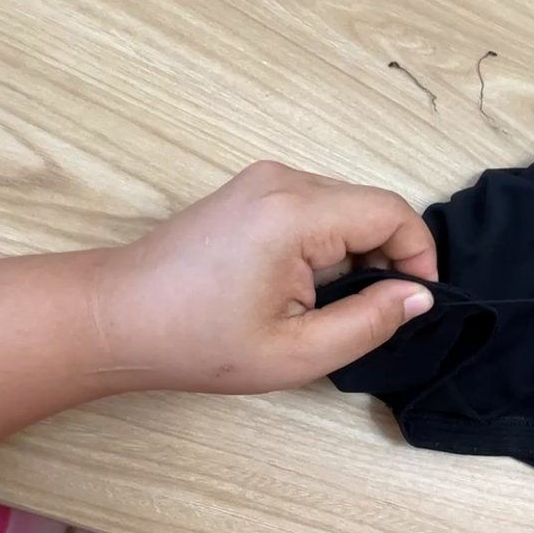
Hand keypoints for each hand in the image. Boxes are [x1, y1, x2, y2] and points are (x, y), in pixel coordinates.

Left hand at [90, 161, 436, 393]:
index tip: (413, 301)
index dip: (418, 256)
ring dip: (358, 252)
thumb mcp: (297, 353)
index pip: (392, 213)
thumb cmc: (197, 342)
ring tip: (329, 302)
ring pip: (347, 207)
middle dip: (387, 258)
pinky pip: (319, 207)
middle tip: (370, 311)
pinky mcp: (254, 189)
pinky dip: (330, 243)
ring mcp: (266, 179)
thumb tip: (420, 296)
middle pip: (371, 207)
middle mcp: (284, 180)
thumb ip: (370, 322)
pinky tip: (305, 283)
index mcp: (296, 214)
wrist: (113, 317)